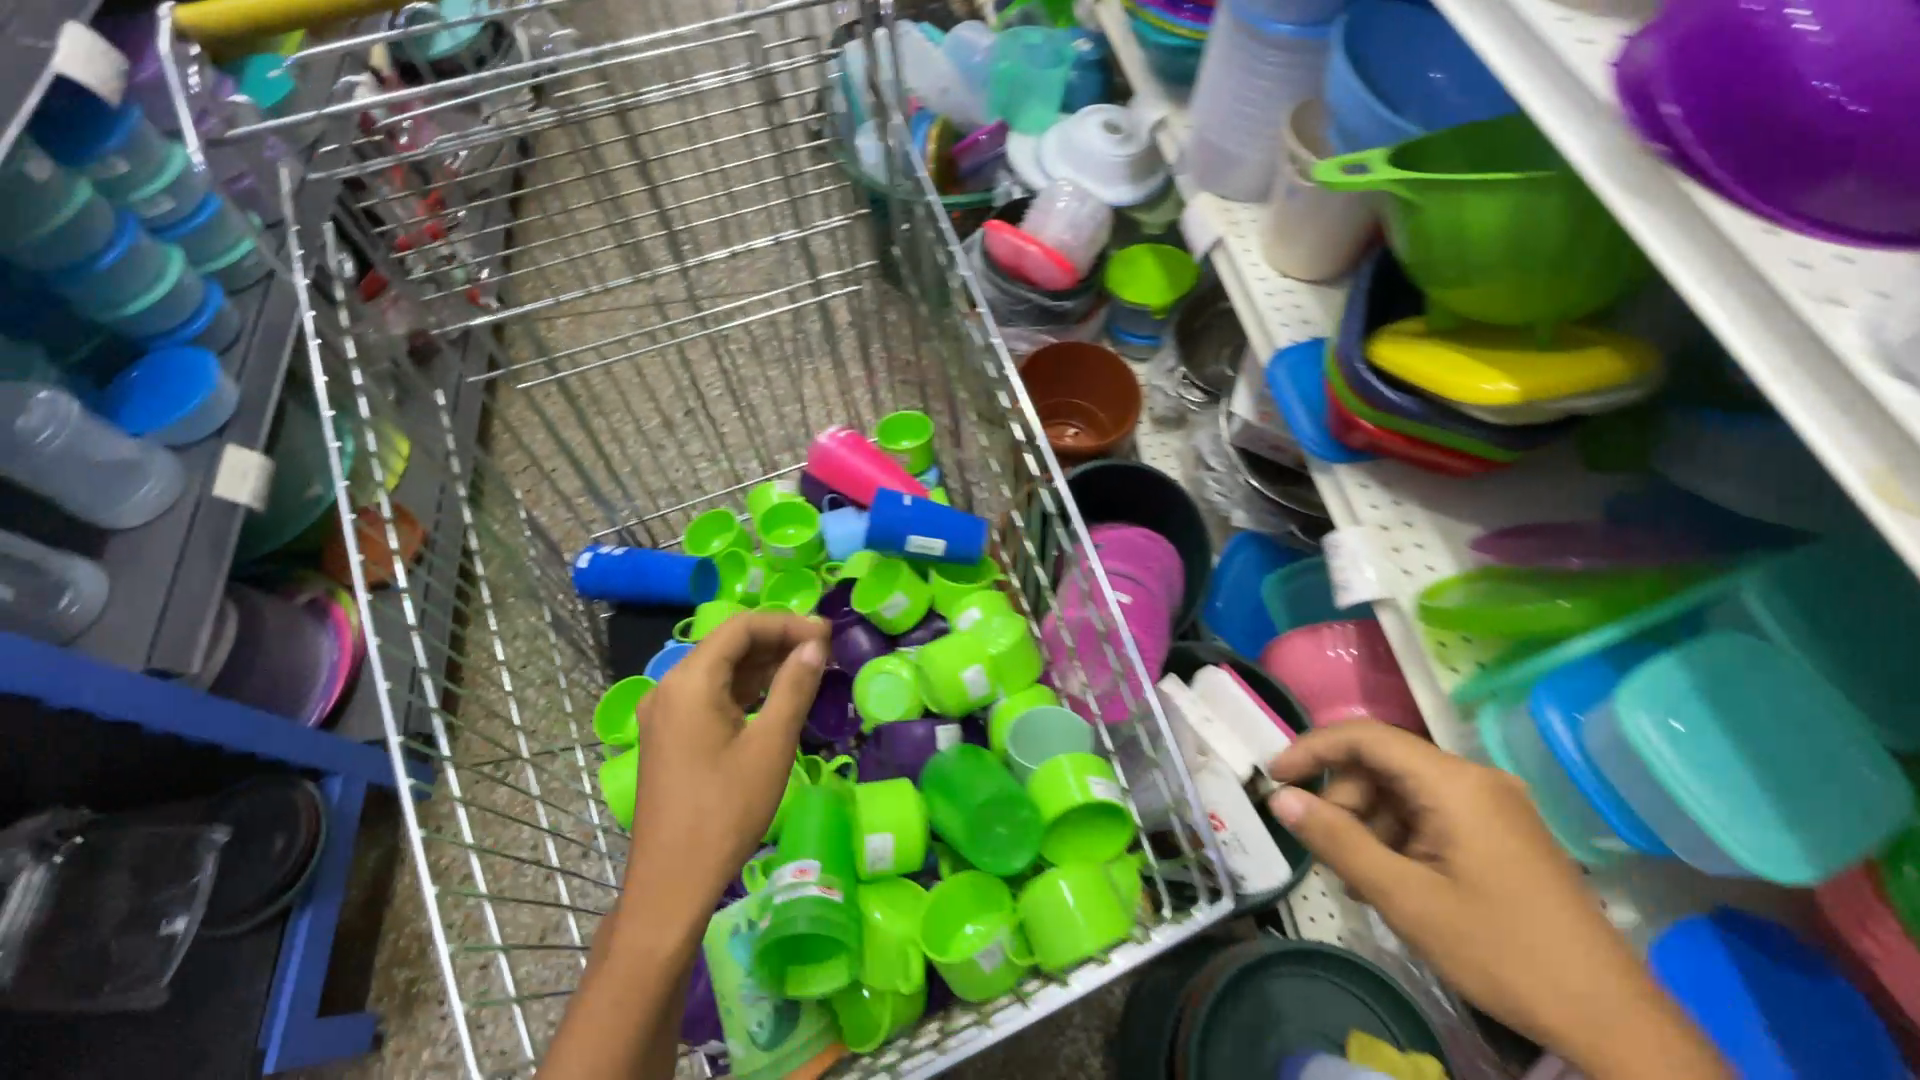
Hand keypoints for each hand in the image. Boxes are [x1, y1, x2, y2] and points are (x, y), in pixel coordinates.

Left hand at [626, 613, 829, 905]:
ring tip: (810, 669)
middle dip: (777, 641)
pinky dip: (746, 691)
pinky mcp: (670, 738)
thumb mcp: (770, 745)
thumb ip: (794, 687)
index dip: (787, 623)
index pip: (740, 628)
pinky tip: (778, 698)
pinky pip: (710, 697)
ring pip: (720, 672)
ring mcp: (666, 714)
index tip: (827, 633)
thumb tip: (815, 645)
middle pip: (727, 646)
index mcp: (688, 682)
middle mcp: (669, 688)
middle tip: (824, 650)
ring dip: (763, 665)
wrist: (673, 880)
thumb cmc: (726, 810)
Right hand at [1266, 724, 1728, 1079]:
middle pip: (1384, 765)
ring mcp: (1494, 807)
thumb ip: (1338, 841)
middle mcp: (1476, 781)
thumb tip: (1281, 800)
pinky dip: (1399, 839)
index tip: (1273, 780)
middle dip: (1344, 800)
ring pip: (1405, 793)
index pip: (1366, 737)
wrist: (1607, 1015)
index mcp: (1456, 784)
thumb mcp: (1405, 898)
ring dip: (1369, 826)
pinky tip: (1393, 883)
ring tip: (1360, 881)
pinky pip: (1432, 816)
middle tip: (1328, 853)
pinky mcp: (1502, 835)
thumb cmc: (1499, 950)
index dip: (1312, 750)